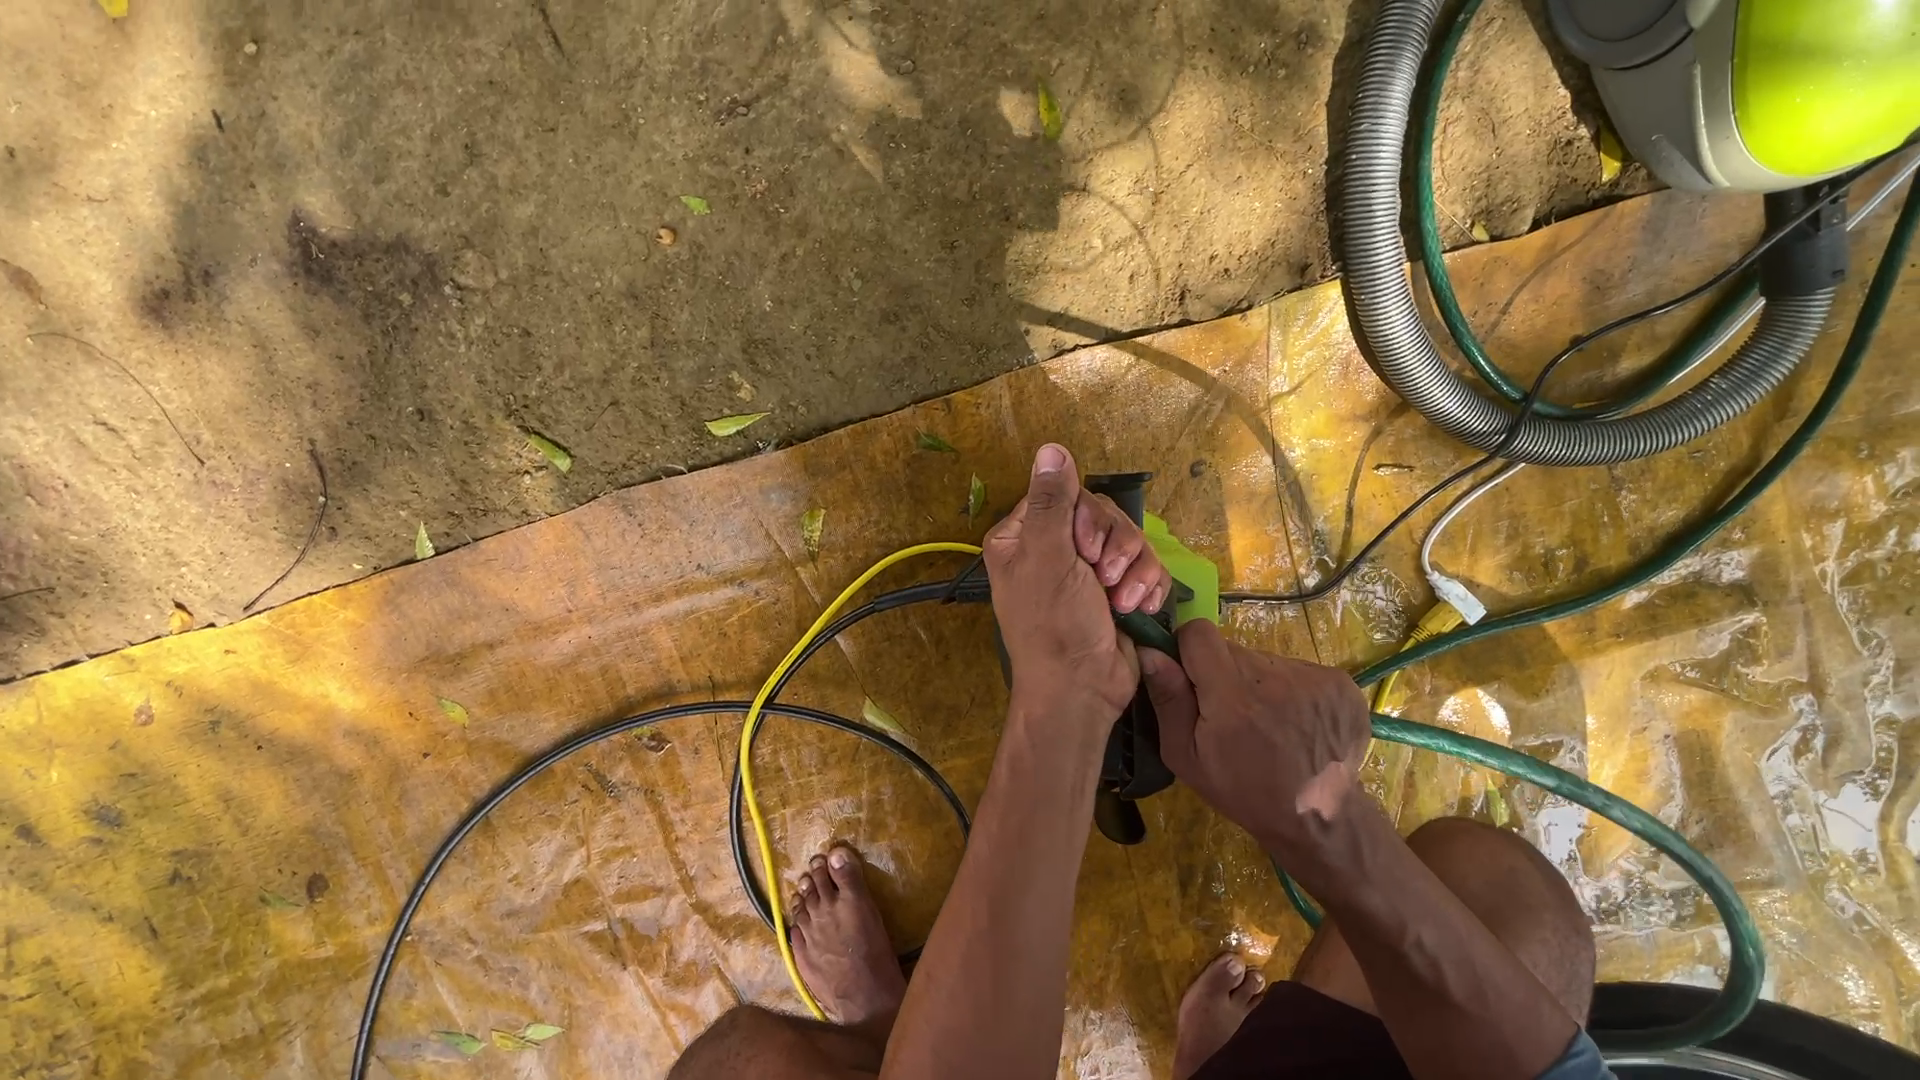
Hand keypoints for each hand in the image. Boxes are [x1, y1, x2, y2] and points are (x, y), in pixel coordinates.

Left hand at [984, 444, 1171, 724]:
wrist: (1083, 689)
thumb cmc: (1054, 625)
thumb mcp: (1048, 558)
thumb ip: (1052, 503)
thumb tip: (1051, 447)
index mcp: (1024, 537)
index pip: (1067, 495)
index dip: (1087, 519)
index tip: (1086, 550)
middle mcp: (1053, 548)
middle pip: (1103, 515)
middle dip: (1115, 547)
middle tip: (1105, 578)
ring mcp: (1087, 570)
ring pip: (1130, 539)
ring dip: (1135, 570)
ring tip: (1124, 601)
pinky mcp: (1118, 589)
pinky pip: (1146, 566)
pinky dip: (1148, 586)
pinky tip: (1141, 608)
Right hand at [1140, 620, 1370, 861]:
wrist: (1319, 819)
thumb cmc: (1242, 791)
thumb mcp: (1185, 756)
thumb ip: (1168, 700)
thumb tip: (1150, 651)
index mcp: (1232, 694)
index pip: (1198, 632)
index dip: (1188, 649)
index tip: (1192, 678)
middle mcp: (1275, 675)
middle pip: (1232, 648)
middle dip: (1222, 672)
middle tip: (1229, 714)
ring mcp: (1314, 677)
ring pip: (1265, 660)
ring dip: (1258, 682)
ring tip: (1267, 723)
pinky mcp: (1340, 683)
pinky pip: (1299, 670)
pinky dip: (1291, 690)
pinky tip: (1296, 724)